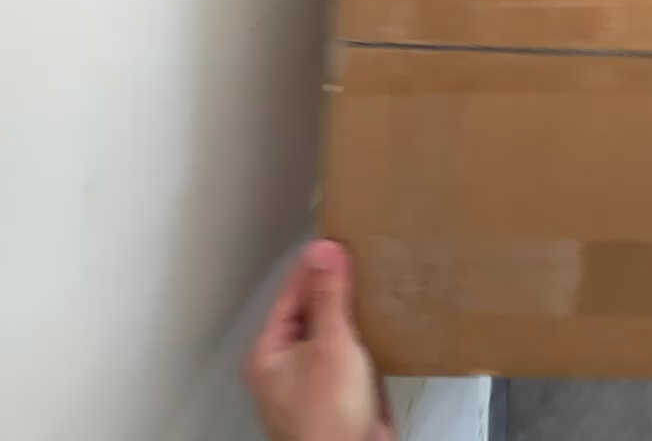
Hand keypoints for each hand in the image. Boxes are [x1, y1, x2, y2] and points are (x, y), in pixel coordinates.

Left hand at [243, 239, 392, 440]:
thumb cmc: (330, 417)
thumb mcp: (331, 345)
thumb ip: (328, 296)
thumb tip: (323, 250)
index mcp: (270, 351)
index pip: (292, 292)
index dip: (317, 263)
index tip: (342, 234)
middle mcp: (284, 361)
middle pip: (310, 306)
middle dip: (336, 280)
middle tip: (364, 249)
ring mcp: (310, 372)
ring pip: (330, 323)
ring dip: (351, 301)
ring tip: (377, 273)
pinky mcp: (336, 381)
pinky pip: (346, 340)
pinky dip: (361, 323)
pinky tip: (382, 311)